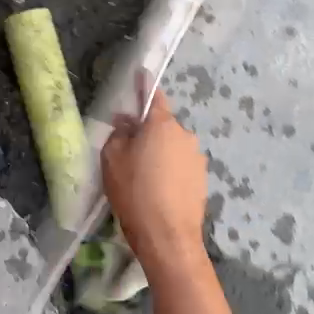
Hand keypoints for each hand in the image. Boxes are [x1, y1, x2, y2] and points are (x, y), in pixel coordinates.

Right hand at [102, 83, 208, 268]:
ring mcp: (197, 159)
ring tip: (140, 172)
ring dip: (158, 151)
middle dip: (146, 128)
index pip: (154, 96)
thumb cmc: (134, 192)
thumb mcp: (112, 159)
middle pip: (162, 124)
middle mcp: (185, 136)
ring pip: (171, 146)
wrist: (168, 238)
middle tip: (126, 144)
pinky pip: (179, 165)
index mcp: (163, 125)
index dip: (144, 85)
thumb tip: (127, 122)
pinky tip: (154, 187)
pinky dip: (167, 169)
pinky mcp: (201, 181)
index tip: (139, 74)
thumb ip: (119, 133)